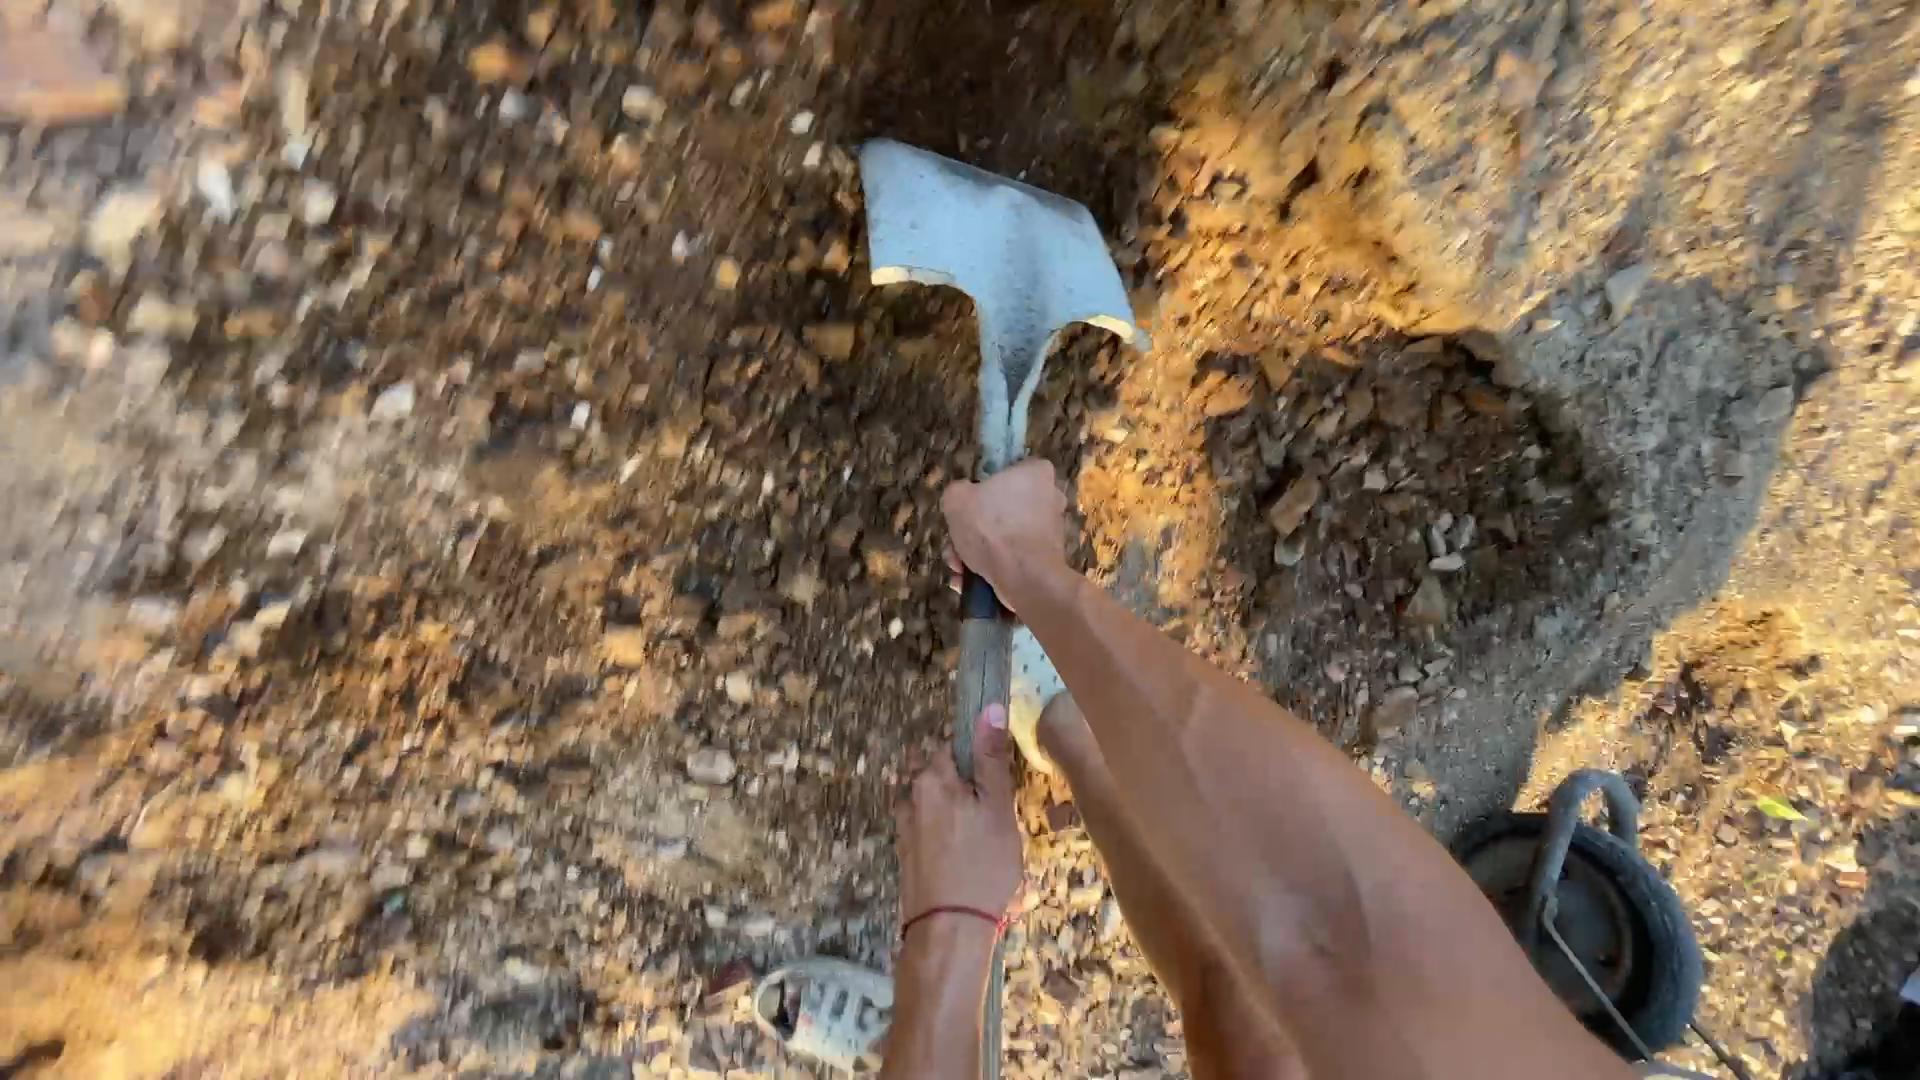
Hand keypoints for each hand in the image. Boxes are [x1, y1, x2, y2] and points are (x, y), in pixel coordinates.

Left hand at [896, 705, 1023, 928]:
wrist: (949, 931)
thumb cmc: (982, 865)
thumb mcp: (998, 807)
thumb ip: (991, 757)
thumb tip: (990, 707)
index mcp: (932, 778)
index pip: (950, 747)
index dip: (973, 759)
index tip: (992, 782)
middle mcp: (910, 796)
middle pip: (937, 775)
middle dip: (961, 786)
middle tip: (991, 815)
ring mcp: (904, 828)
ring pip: (931, 804)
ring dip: (951, 812)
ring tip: (978, 840)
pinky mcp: (904, 855)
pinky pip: (926, 830)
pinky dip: (942, 835)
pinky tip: (961, 857)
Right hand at [941, 459, 1068, 610]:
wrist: (1023, 576)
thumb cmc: (992, 527)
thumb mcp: (956, 498)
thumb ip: (957, 491)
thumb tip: (963, 498)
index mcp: (1037, 473)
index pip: (1011, 468)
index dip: (986, 484)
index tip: (970, 502)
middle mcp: (1050, 499)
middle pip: (1003, 508)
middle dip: (975, 529)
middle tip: (956, 541)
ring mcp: (1051, 532)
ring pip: (1004, 537)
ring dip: (977, 552)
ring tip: (957, 566)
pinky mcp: (1047, 560)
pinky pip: (1013, 557)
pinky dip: (991, 568)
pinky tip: (967, 580)